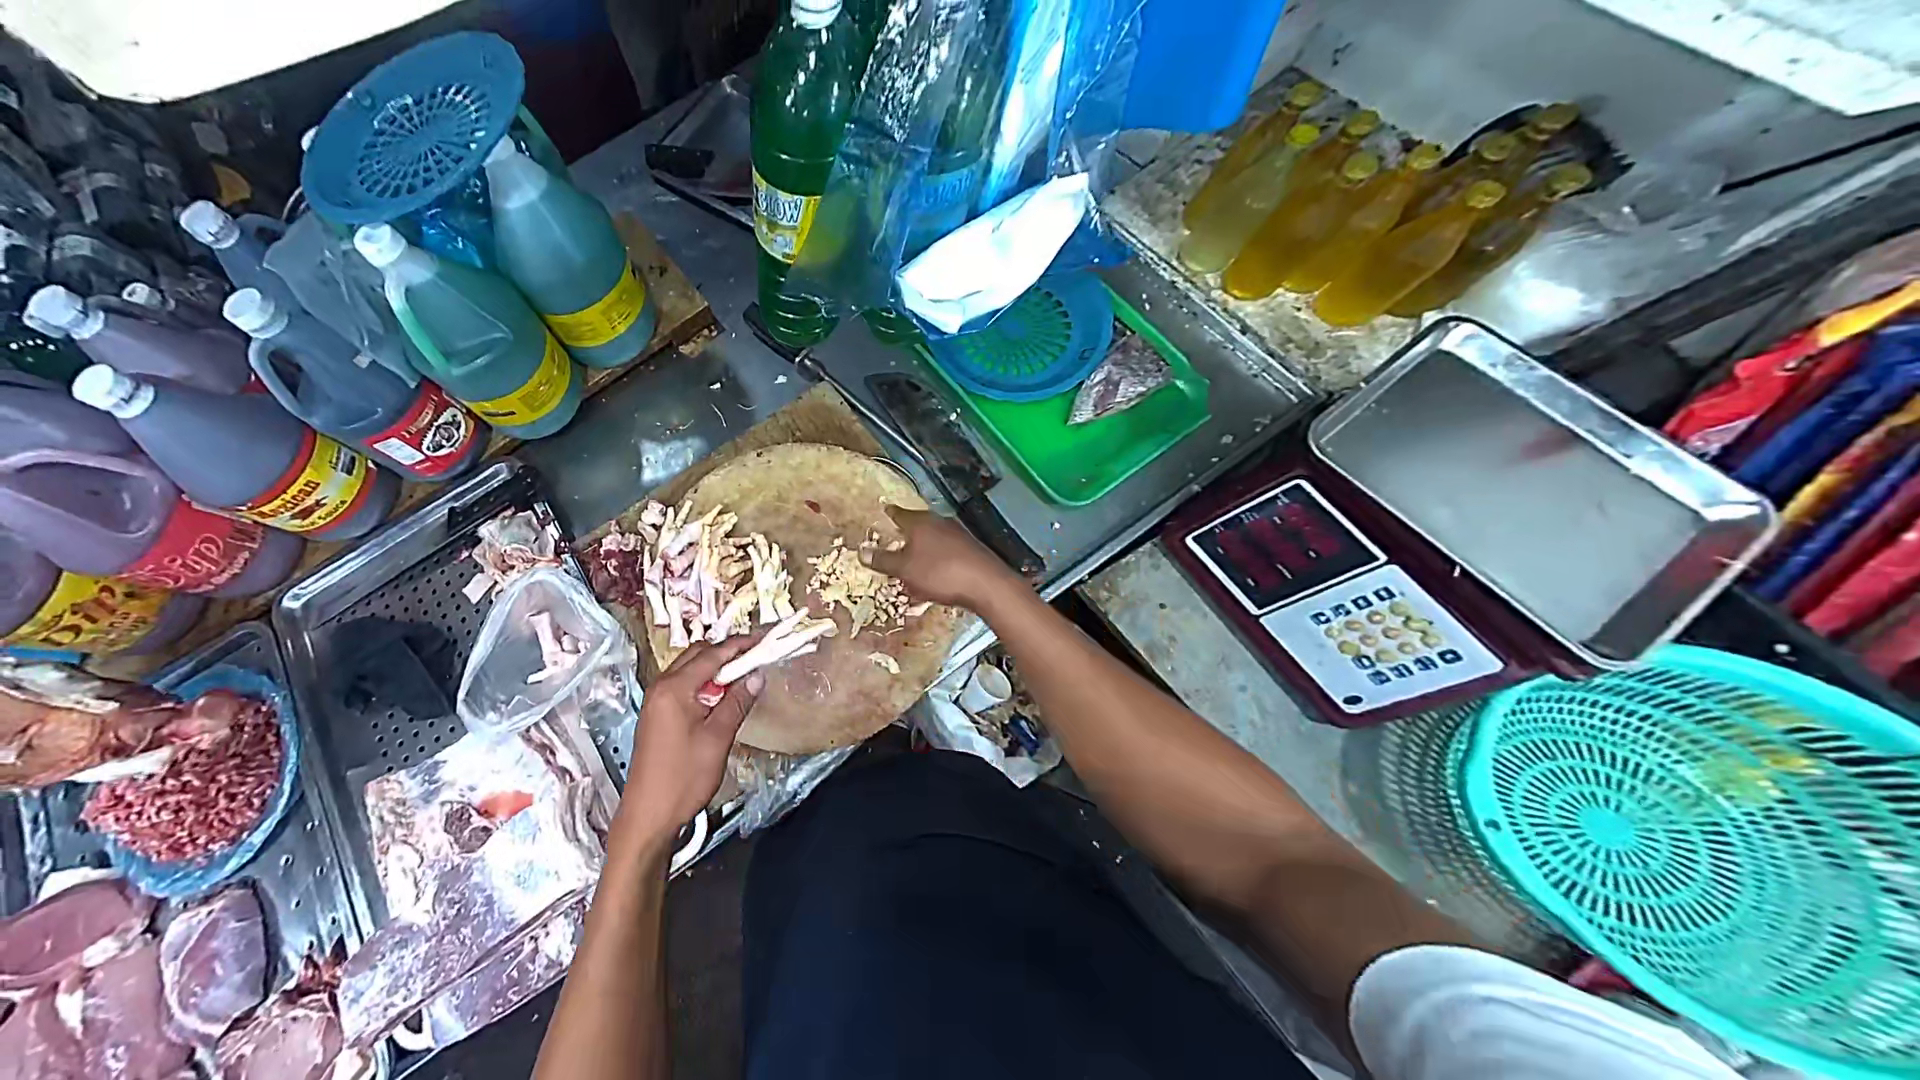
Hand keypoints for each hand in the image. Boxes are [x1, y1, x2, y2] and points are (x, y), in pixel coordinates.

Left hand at [615, 635, 764, 850]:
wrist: (649, 816)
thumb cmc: (683, 778)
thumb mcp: (718, 737)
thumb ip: (737, 701)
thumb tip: (756, 676)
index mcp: (674, 689)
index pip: (711, 654)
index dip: (740, 646)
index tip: (763, 641)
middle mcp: (661, 688)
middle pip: (697, 655)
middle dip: (727, 654)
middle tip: (756, 660)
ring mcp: (656, 702)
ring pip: (691, 671)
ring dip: (717, 671)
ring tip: (745, 680)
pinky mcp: (658, 716)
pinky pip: (685, 687)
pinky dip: (705, 686)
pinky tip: (724, 700)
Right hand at [866, 506, 1024, 611]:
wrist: (986, 584)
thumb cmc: (939, 572)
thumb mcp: (904, 569)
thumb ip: (883, 560)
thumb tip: (861, 551)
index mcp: (920, 522)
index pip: (900, 513)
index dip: (891, 513)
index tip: (885, 509)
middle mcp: (940, 522)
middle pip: (919, 524)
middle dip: (908, 532)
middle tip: (896, 538)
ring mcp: (958, 535)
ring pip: (934, 537)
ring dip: (924, 547)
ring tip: (914, 560)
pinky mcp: (971, 550)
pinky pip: (947, 551)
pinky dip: (938, 559)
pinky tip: (937, 573)